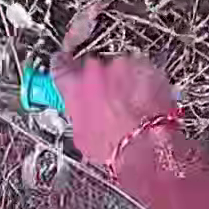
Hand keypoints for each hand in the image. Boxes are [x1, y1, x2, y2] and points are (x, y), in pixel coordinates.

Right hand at [51, 55, 178, 169]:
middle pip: (94, 69)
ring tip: (128, 109)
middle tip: (106, 107)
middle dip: (100, 84)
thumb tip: (80, 116)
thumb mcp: (81, 137)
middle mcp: (96, 69)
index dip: (66, 72)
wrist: (144, 143)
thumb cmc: (112, 144)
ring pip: (119, 69)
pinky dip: (143, 83)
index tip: (68, 74)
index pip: (61, 68)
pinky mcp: (147, 66)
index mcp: (74, 85)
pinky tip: (144, 104)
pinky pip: (142, 71)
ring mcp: (122, 65)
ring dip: (122, 84)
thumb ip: (77, 115)